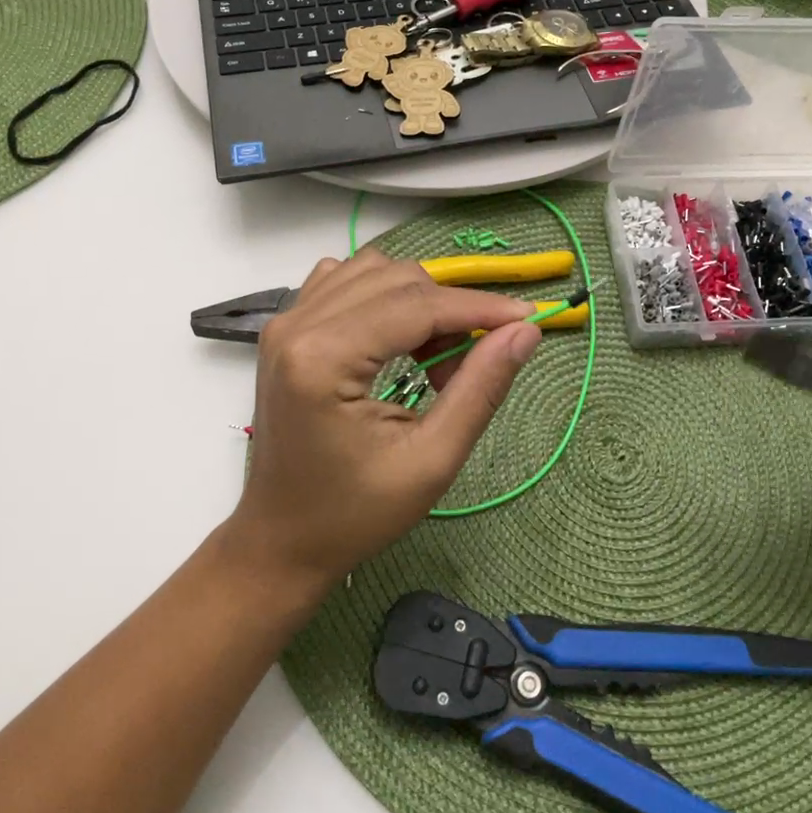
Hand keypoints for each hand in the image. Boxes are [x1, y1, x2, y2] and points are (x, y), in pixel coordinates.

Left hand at [224, 249, 542, 586]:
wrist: (282, 540)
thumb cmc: (354, 514)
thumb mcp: (431, 461)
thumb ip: (480, 390)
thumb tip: (525, 332)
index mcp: (322, 358)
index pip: (417, 305)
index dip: (479, 308)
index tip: (529, 319)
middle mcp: (296, 325)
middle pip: (397, 279)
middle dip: (448, 312)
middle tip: (468, 369)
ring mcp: (284, 323)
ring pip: (373, 272)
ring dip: (418, 303)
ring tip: (432, 362)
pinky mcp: (284, 330)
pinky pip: (344, 283)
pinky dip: (384, 300)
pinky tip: (396, 343)